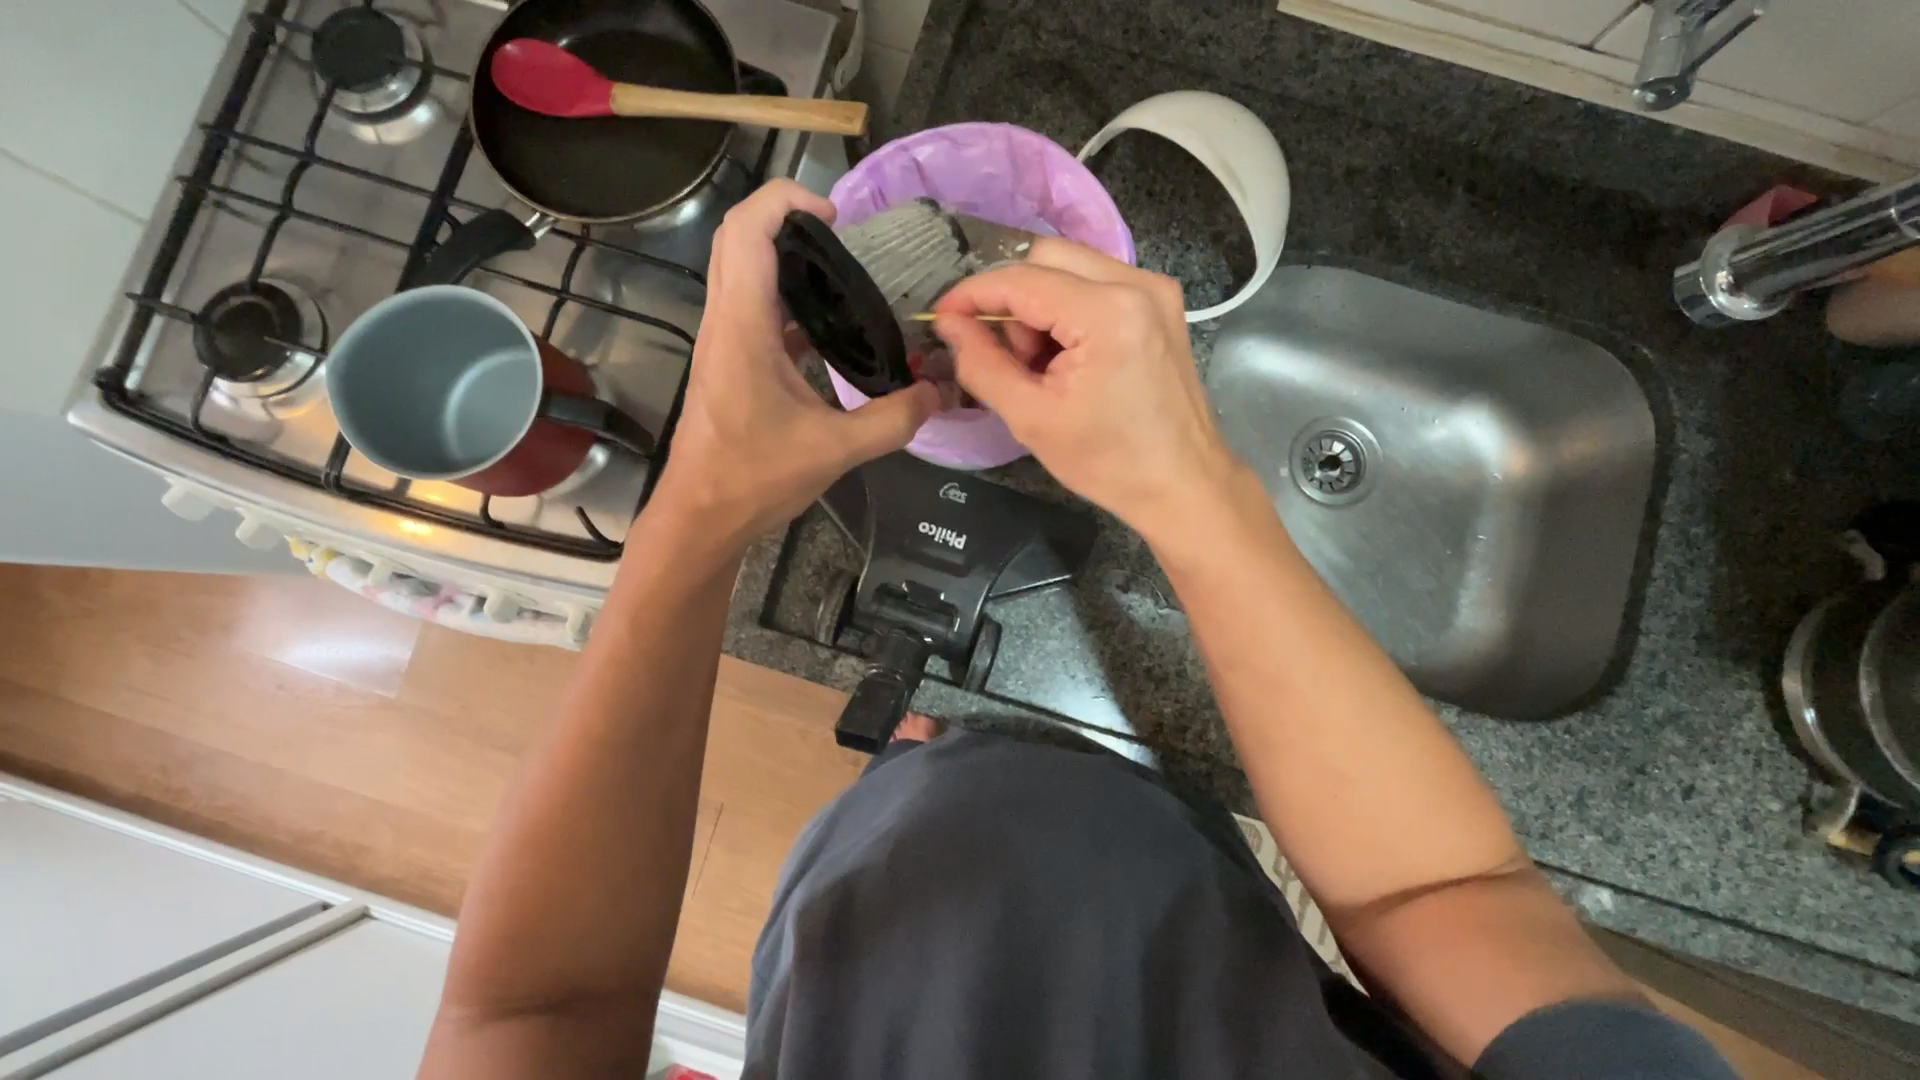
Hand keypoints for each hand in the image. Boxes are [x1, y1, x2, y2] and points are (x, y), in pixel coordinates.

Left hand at [653, 180, 939, 547]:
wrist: (701, 516)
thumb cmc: (755, 478)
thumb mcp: (836, 450)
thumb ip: (894, 420)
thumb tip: (939, 393)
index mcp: (743, 327)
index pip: (746, 231)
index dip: (786, 201)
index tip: (835, 214)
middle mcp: (725, 322)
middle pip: (737, 238)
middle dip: (786, 220)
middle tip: (842, 238)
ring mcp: (722, 341)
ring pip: (740, 271)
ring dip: (785, 259)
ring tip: (843, 276)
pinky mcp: (728, 362)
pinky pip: (751, 308)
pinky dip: (786, 300)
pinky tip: (829, 329)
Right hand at [932, 239, 1241, 538]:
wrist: (1183, 483)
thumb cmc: (1108, 462)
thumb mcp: (1031, 418)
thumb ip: (982, 363)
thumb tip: (949, 323)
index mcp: (1108, 312)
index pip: (1021, 279)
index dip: (972, 294)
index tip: (942, 317)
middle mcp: (1137, 283)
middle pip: (1046, 258)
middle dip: (1013, 302)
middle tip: (1013, 358)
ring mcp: (1155, 289)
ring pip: (1070, 267)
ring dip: (1041, 307)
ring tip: (1045, 367)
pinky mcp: (1161, 303)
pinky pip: (1096, 283)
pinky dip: (1069, 311)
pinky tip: (1071, 359)